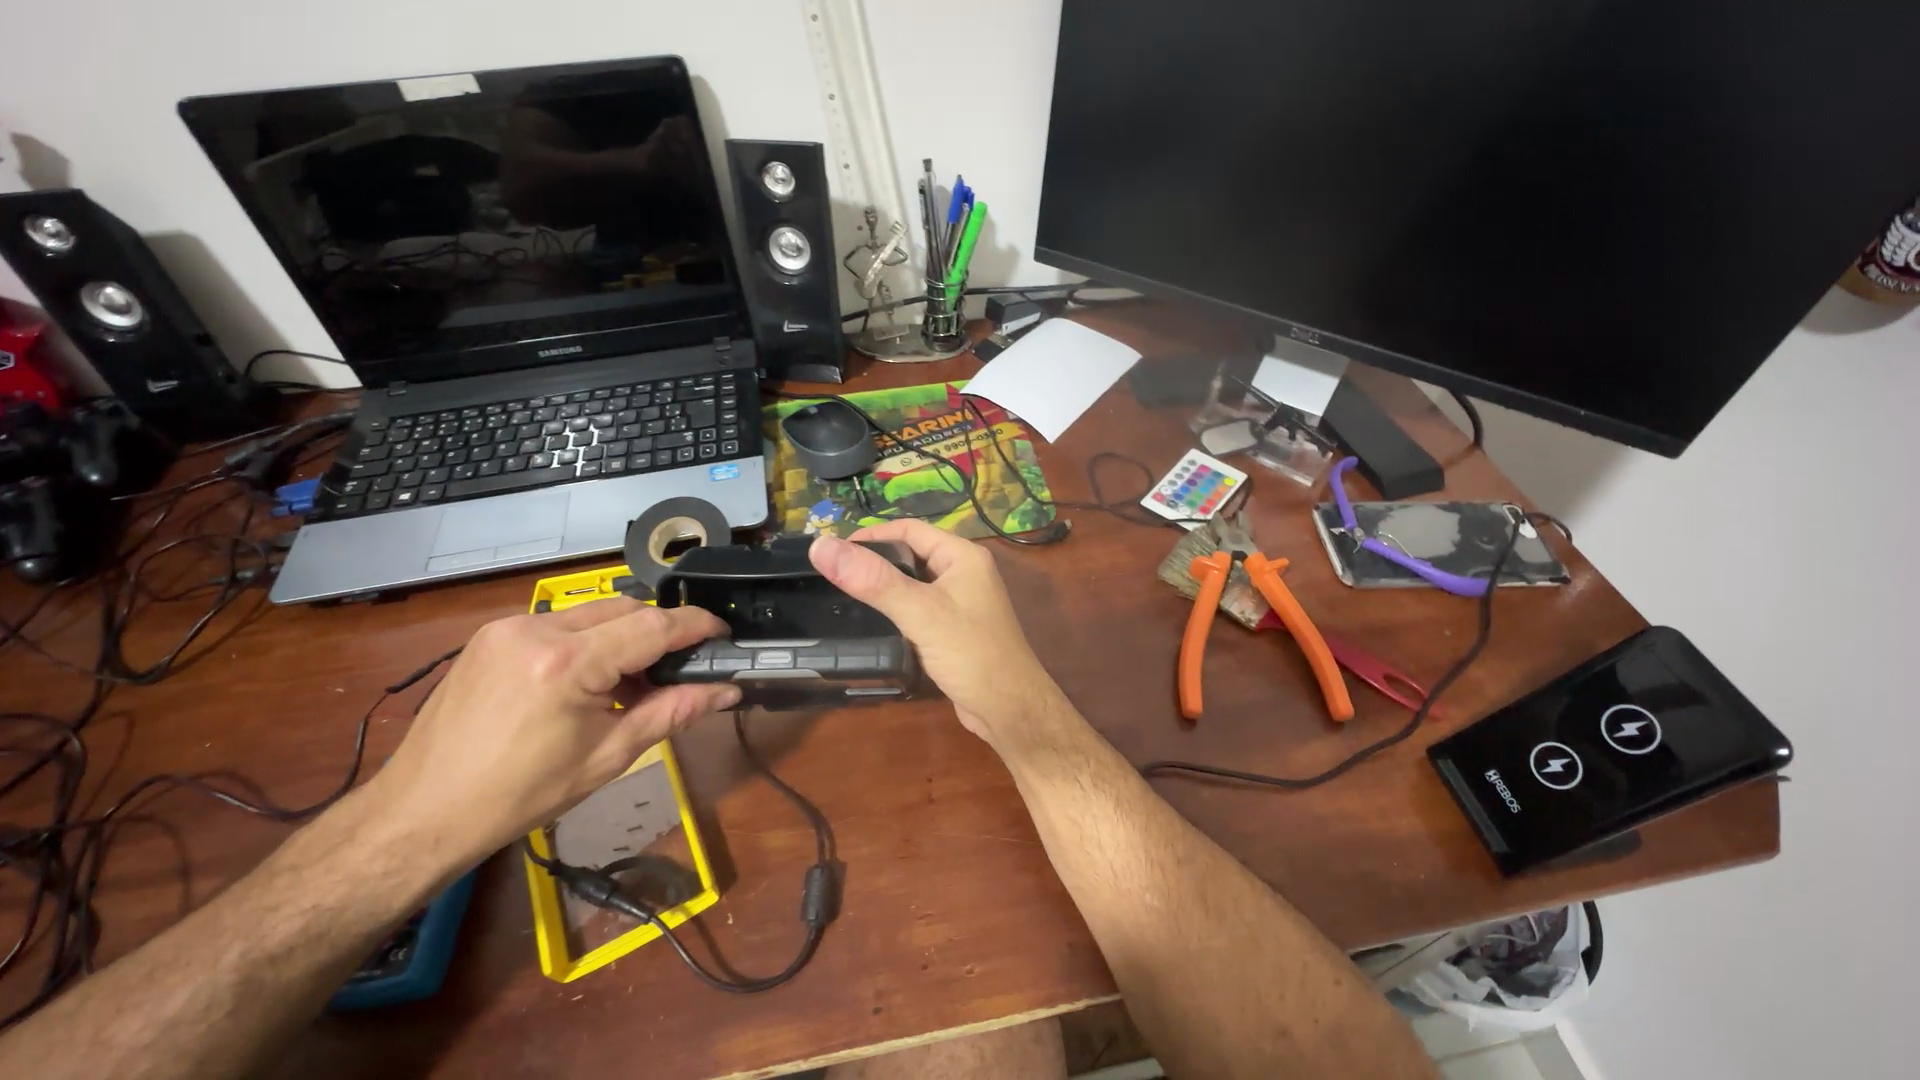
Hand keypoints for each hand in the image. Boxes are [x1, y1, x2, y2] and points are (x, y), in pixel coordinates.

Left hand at [367, 598, 737, 863]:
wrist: (423, 811)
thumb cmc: (521, 795)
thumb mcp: (608, 756)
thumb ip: (672, 712)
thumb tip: (725, 691)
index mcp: (567, 664)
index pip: (652, 626)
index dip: (695, 625)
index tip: (723, 634)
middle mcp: (536, 630)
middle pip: (624, 609)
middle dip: (659, 633)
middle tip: (678, 671)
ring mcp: (507, 627)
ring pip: (591, 613)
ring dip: (622, 636)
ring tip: (630, 684)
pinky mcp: (490, 635)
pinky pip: (558, 624)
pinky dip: (586, 642)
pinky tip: (587, 681)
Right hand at [808, 522, 1065, 742]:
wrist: (1009, 710)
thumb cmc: (972, 654)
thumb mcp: (921, 613)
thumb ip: (874, 581)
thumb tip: (822, 547)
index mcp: (963, 556)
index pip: (909, 529)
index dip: (871, 536)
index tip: (832, 551)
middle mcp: (964, 573)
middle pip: (910, 555)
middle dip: (874, 562)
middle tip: (831, 576)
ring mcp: (961, 603)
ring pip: (913, 585)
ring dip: (883, 589)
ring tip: (842, 598)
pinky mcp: (953, 630)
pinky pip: (918, 610)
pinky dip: (895, 612)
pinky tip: (871, 625)